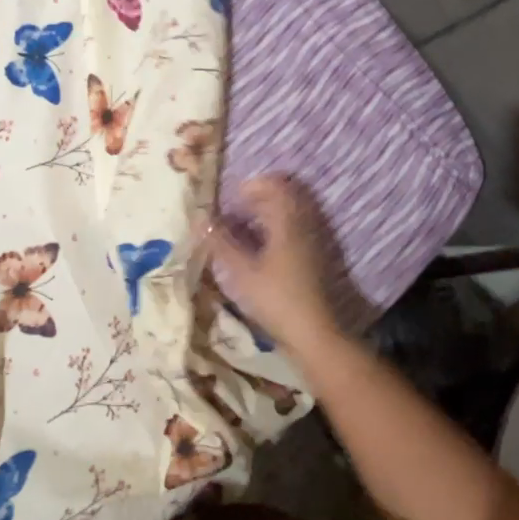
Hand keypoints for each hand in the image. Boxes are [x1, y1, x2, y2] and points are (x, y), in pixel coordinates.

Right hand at [205, 174, 340, 355]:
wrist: (316, 334)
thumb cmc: (277, 299)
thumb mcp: (242, 272)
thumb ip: (220, 243)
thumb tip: (199, 220)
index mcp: (288, 220)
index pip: (275, 185)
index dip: (252, 186)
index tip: (232, 200)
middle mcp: (305, 224)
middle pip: (284, 197)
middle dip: (258, 200)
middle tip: (235, 216)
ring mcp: (315, 241)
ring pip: (291, 214)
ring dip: (268, 216)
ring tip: (244, 234)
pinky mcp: (319, 258)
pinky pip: (298, 230)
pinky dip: (279, 232)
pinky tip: (262, 252)